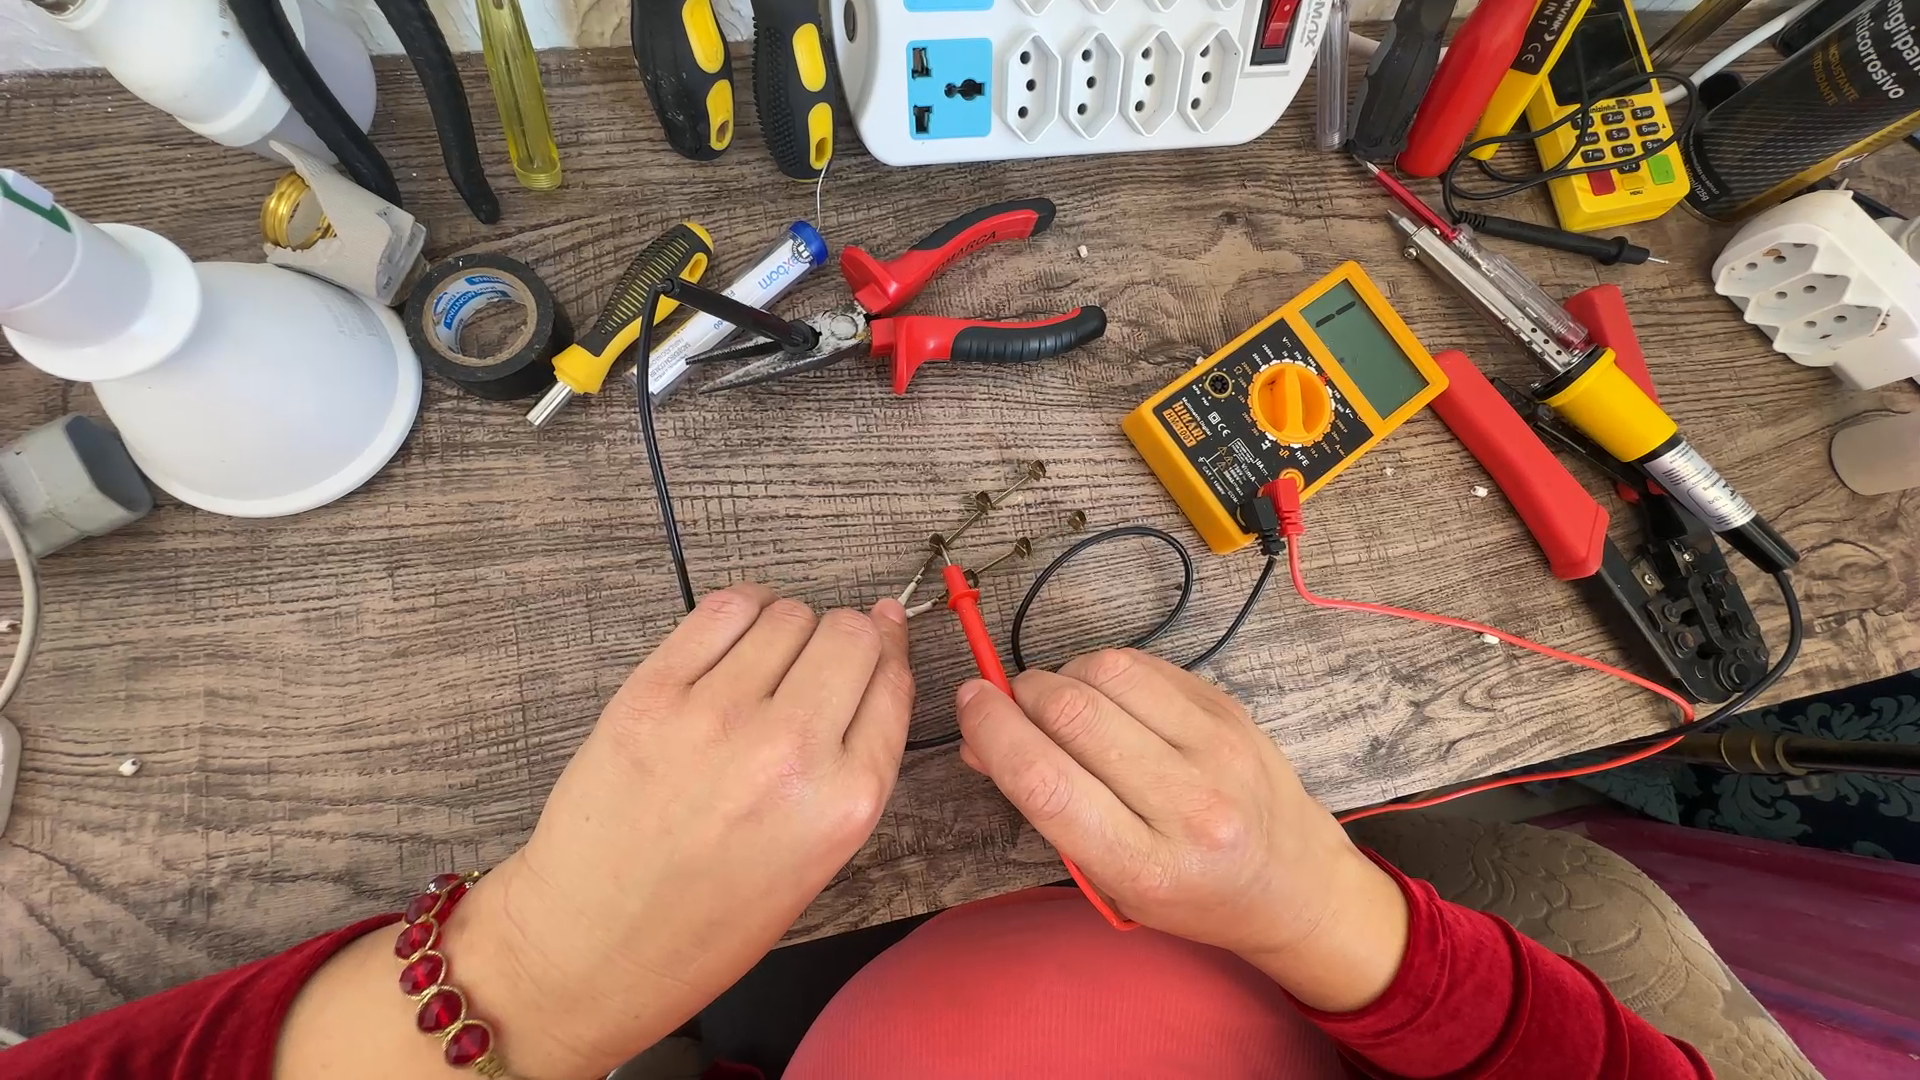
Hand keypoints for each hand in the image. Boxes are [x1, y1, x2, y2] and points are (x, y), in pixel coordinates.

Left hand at [451, 586, 914, 1076]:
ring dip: (790, 628)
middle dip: (846, 638)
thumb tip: (883, 642)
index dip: (889, 650)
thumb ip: (862, 749)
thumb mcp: (823, 849)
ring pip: (790, 613)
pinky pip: (725, 606)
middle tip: (814, 667)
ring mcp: (717, 716)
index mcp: (845, 800)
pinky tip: (735, 638)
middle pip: (850, 633)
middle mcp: (791, 750)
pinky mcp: (653, 693)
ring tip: (765, 666)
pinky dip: (743, 609)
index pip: (892, 679)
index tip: (880, 638)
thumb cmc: (717, 914)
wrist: (594, 949)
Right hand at [955, 649, 1408, 1011]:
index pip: (1047, 783)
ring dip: (1062, 676)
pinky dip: (1103, 668)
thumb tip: (979, 740)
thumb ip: (1042, 805)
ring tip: (1063, 702)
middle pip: (1073, 714)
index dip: (994, 731)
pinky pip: (1141, 661)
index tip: (970, 702)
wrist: (1295, 884)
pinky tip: (1106, 694)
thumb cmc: (1190, 894)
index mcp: (1147, 866)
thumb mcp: (1109, 876)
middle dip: (1023, 694)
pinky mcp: (1229, 706)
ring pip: (1106, 672)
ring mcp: (1217, 747)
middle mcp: (1188, 804)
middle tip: (1014, 704)